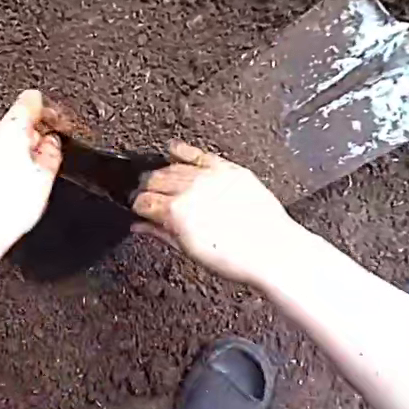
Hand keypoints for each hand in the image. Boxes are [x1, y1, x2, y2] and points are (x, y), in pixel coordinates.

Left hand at [0, 90, 63, 264]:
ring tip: (29, 182)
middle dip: (35, 138)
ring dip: (20, 154)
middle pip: (18, 122)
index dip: (51, 111)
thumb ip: (53, 151)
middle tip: (49, 160)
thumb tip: (52, 142)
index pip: (32, 100)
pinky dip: (5, 167)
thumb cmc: (6, 208)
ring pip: (4, 142)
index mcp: (11, 128)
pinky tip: (11, 189)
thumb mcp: (45, 178)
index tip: (59, 125)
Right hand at [131, 141, 305, 284]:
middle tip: (148, 197)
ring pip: (173, 166)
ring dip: (162, 173)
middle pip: (154, 180)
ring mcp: (209, 176)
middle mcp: (190, 190)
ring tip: (161, 181)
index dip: (137, 206)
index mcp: (176, 213)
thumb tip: (141, 226)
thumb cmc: (236, 258)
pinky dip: (182, 150)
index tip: (138, 210)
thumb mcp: (190, 251)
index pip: (143, 201)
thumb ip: (161, 233)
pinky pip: (198, 153)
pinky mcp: (228, 169)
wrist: (272, 250)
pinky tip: (173, 150)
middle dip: (147, 189)